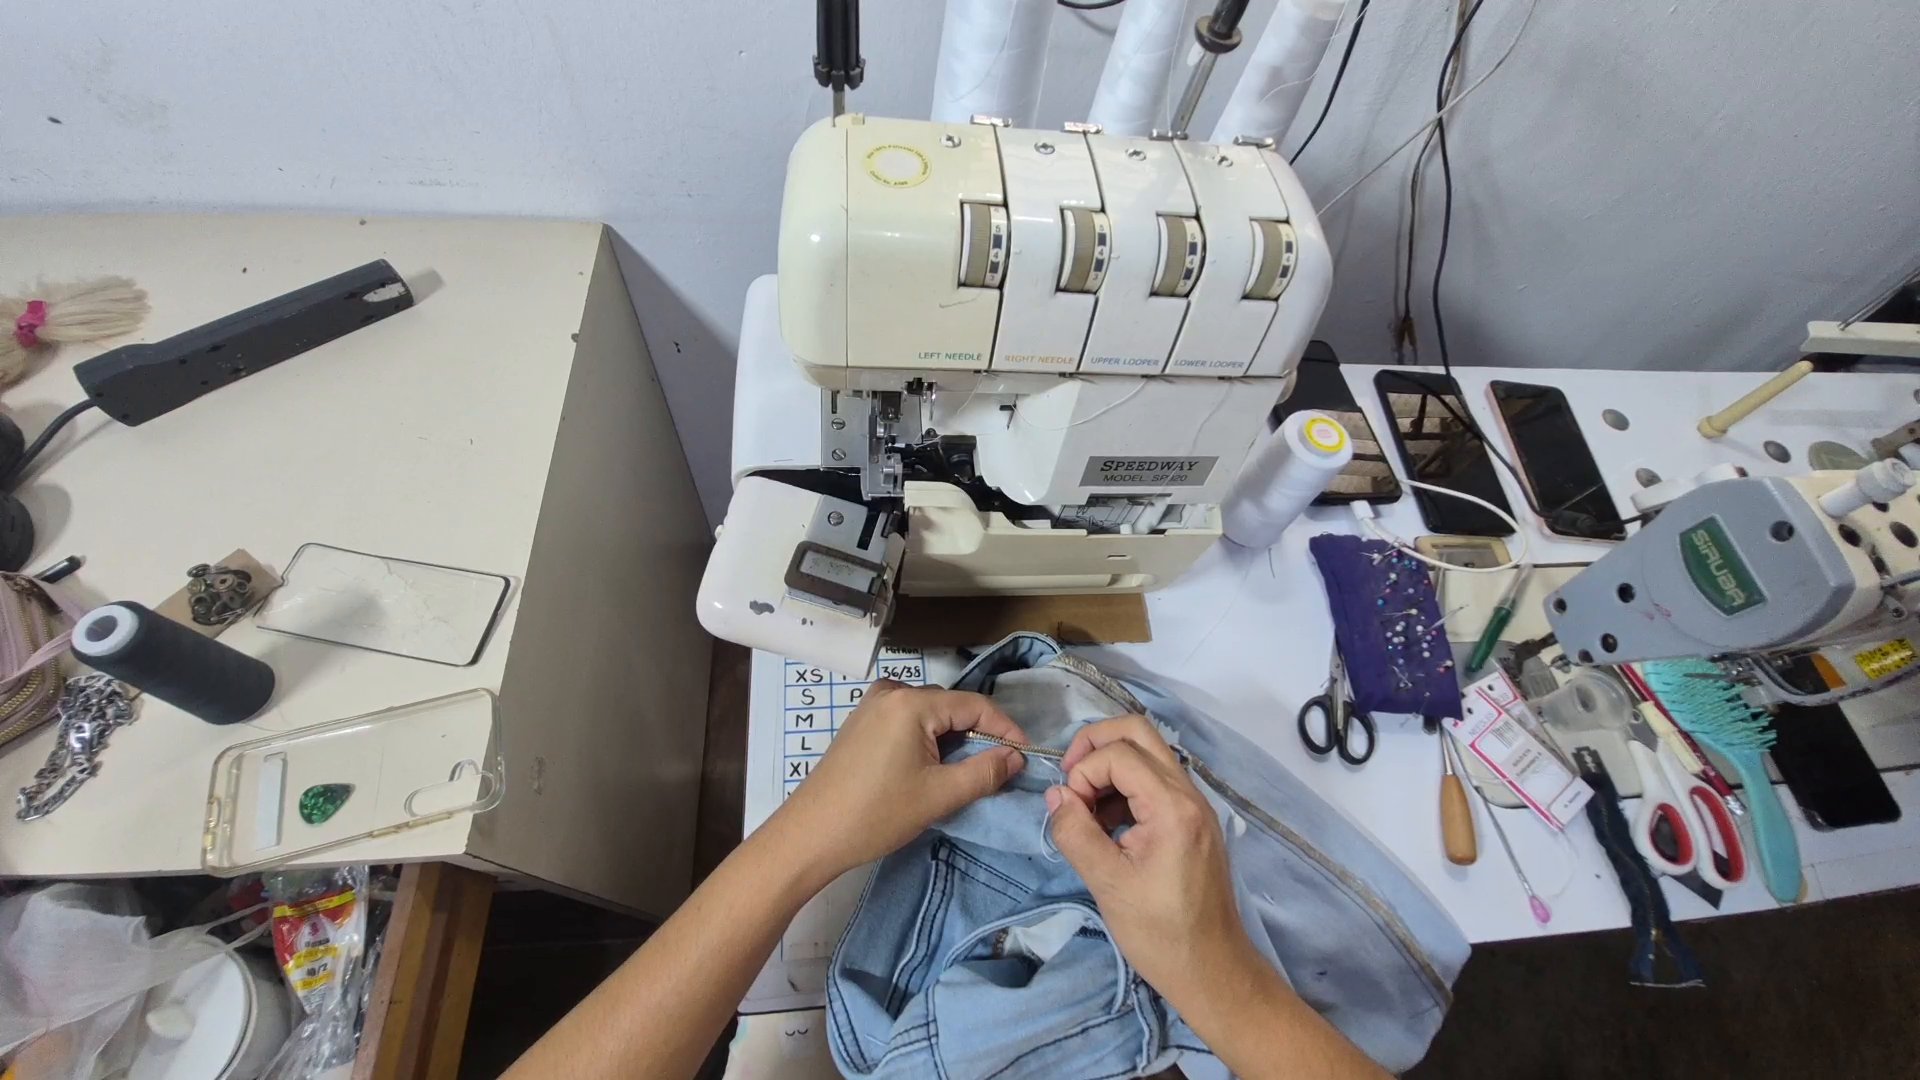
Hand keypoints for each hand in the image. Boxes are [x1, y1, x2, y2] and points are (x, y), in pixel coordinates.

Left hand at [770, 680, 1028, 881]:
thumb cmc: (876, 814)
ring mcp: (873, 704)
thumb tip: (1015, 757)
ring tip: (966, 772)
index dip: (1005, 729)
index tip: (1025, 756)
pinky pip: (908, 720)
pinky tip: (931, 767)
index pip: (974, 705)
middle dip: (978, 735)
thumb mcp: (939, 795)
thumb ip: (984, 772)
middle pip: (951, 707)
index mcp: (912, 702)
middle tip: (998, 770)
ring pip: (930, 714)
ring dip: (952, 739)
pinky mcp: (862, 721)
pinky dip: (928, 738)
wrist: (810, 835)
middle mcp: (892, 692)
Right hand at [1045, 716, 1264, 1008]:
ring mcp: (1194, 804)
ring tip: (1086, 807)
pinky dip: (1124, 785)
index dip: (1083, 771)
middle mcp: (1189, 794)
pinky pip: (1154, 779)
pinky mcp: (1191, 819)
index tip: (1070, 809)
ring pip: (1147, 751)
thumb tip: (1055, 795)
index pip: (1118, 754)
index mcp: (1173, 807)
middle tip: (1070, 776)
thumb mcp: (1107, 884)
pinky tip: (1107, 823)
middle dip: (1095, 744)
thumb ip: (1075, 831)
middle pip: (1137, 732)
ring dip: (1109, 765)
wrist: (1214, 973)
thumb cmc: (1161, 934)